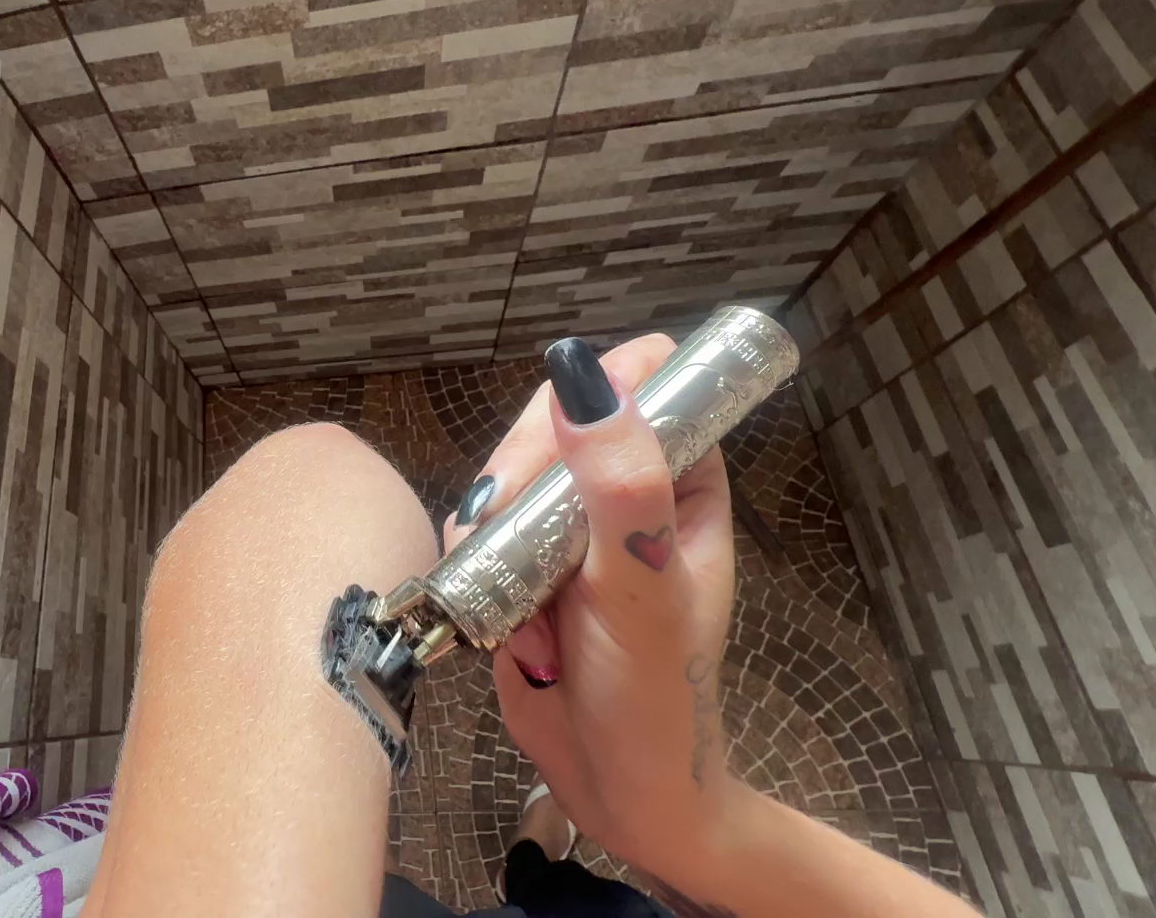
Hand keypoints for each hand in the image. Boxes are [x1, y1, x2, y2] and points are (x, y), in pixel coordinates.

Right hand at [442, 334, 737, 880]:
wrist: (611, 781)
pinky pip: (478, 521)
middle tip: (511, 539)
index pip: (644, 378)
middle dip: (519, 480)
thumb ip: (619, 482)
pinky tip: (505, 619)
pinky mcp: (522, 551)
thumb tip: (576, 373)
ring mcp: (567, 518)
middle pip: (552, 421)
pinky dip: (475, 563)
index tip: (554, 454)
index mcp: (680, 474)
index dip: (592, 393)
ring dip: (494, 534)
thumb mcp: (642, 587)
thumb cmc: (652, 692)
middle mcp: (623, 484)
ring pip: (504, 472)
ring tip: (521, 606)